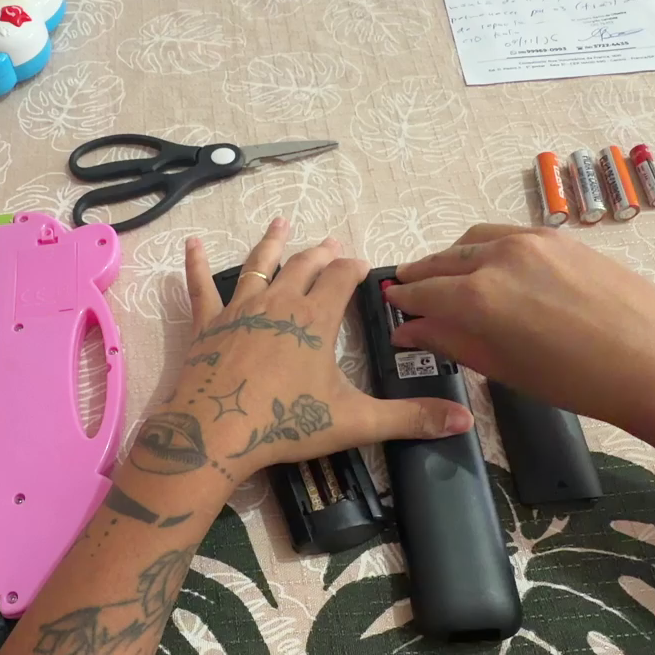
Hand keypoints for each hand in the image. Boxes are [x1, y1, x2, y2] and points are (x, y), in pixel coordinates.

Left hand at [127, 219, 473, 486]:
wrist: (217, 432)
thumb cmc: (285, 423)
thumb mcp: (355, 421)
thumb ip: (409, 418)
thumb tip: (464, 420)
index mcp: (316, 318)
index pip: (341, 279)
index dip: (354, 269)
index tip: (362, 266)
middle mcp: (279, 302)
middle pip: (305, 266)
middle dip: (322, 253)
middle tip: (332, 243)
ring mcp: (240, 309)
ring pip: (259, 265)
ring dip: (273, 243)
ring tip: (281, 223)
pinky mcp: (207, 324)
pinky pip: (200, 288)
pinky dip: (195, 265)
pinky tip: (190, 244)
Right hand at [385, 225, 654, 437]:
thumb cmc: (577, 379)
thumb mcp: (503, 367)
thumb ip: (450, 342)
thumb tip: (410, 331)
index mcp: (478, 295)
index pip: (421, 292)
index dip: (402, 301)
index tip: (390, 306)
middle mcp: (498, 256)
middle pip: (443, 260)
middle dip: (420, 275)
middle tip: (405, 289)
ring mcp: (532, 241)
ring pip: (473, 240)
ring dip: (450, 257)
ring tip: (444, 277)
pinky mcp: (560, 238)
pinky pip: (505, 234)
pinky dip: (484, 247)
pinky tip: (487, 266)